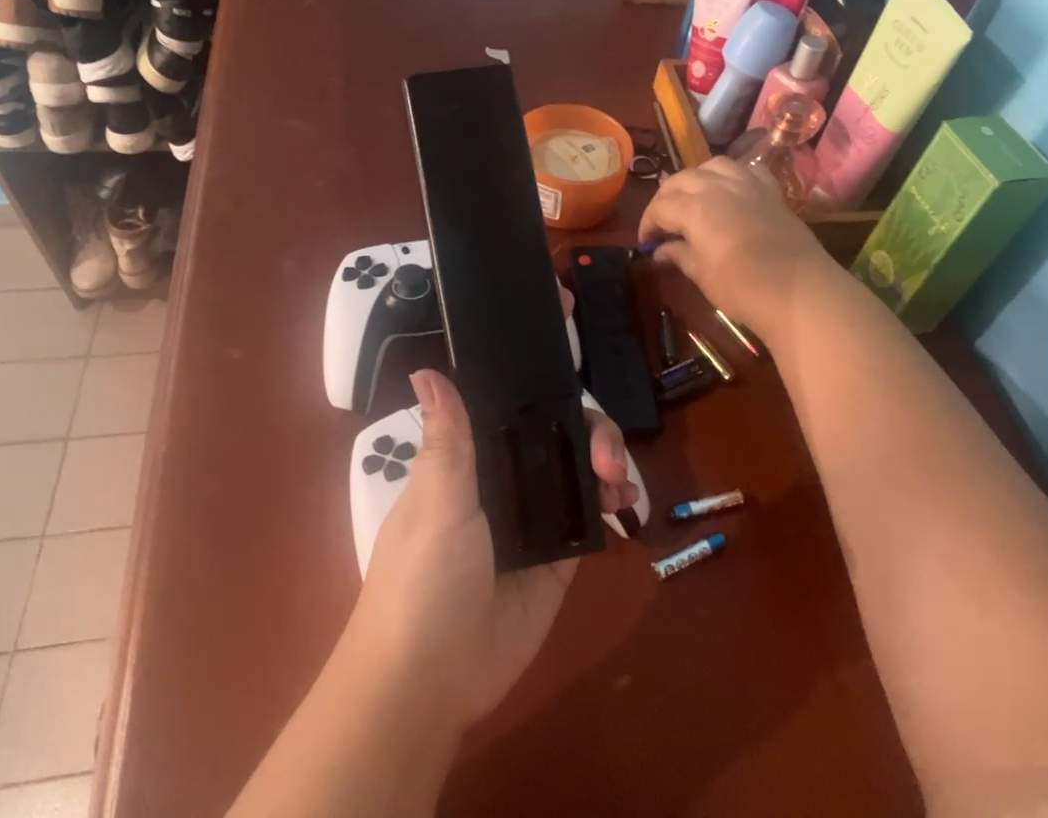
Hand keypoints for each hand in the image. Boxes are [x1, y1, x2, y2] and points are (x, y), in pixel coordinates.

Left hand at [351, 370, 635, 723]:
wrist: (431, 676)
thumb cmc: (423, 578)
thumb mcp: (435, 502)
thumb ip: (448, 439)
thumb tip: (426, 370)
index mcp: (462, 466)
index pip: (509, 415)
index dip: (543, 397)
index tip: (573, 392)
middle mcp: (498, 488)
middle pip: (552, 442)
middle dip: (587, 434)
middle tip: (606, 455)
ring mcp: (529, 526)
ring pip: (574, 477)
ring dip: (604, 466)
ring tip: (619, 478)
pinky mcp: (556, 563)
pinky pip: (587, 523)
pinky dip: (610, 506)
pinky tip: (624, 501)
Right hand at [638, 157, 835, 340]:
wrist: (797, 290)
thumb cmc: (741, 287)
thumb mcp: (702, 274)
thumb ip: (679, 255)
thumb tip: (660, 251)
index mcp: (694, 207)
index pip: (660, 208)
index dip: (647, 225)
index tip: (645, 244)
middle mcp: (718, 186)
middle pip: (681, 180)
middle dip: (665, 198)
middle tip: (662, 223)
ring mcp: (748, 184)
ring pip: (713, 166)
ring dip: (696, 179)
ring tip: (693, 199)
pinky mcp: (771, 192)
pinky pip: (747, 171)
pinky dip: (732, 176)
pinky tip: (730, 192)